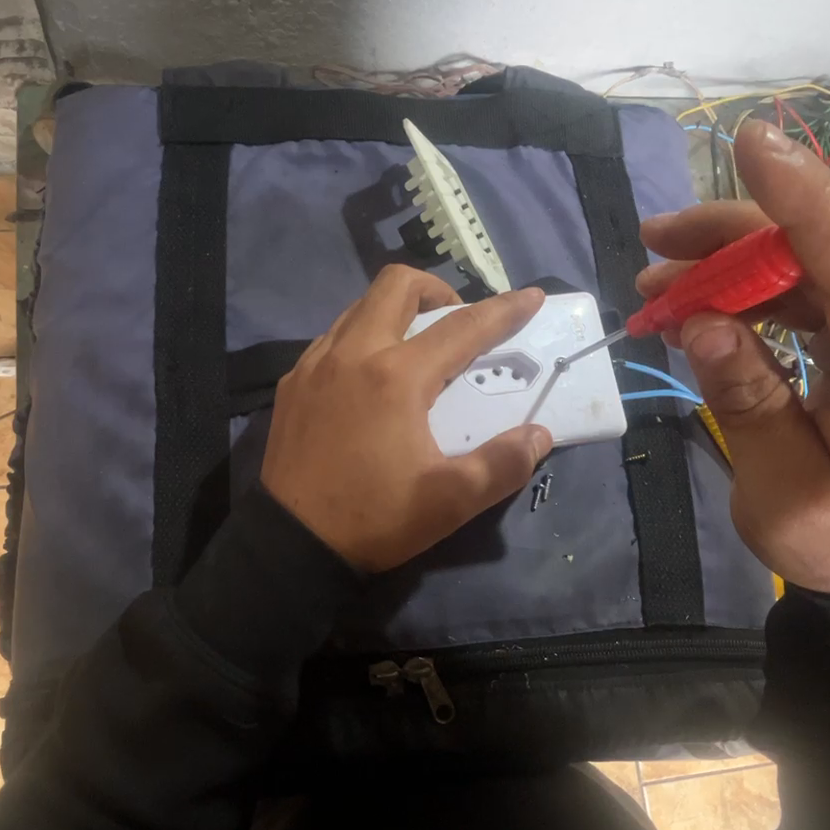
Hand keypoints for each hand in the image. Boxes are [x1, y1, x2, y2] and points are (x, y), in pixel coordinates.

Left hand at [261, 267, 551, 572]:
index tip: (530, 297)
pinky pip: (332, 338)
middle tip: (457, 324)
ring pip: (359, 307)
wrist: (292, 544)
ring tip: (414, 349)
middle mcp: (352, 354)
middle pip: (397, 286)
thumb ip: (503, 464)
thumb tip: (538, 435)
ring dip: (395, 312)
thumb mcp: (451, 501)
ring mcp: (314, 365)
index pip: (462, 327)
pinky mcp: (291, 385)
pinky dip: (360, 339)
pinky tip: (368, 378)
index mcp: (396, 376)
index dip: (503, 310)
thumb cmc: (375, 519)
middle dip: (438, 290)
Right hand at [638, 120, 829, 592]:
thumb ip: (747, 402)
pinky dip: (762, 287)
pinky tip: (706, 299)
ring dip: (739, 263)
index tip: (750, 145)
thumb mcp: (778, 492)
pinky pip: (828, 288)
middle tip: (653, 247)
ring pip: (825, 262)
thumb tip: (701, 321)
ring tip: (660, 280)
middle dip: (737, 238)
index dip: (805, 203)